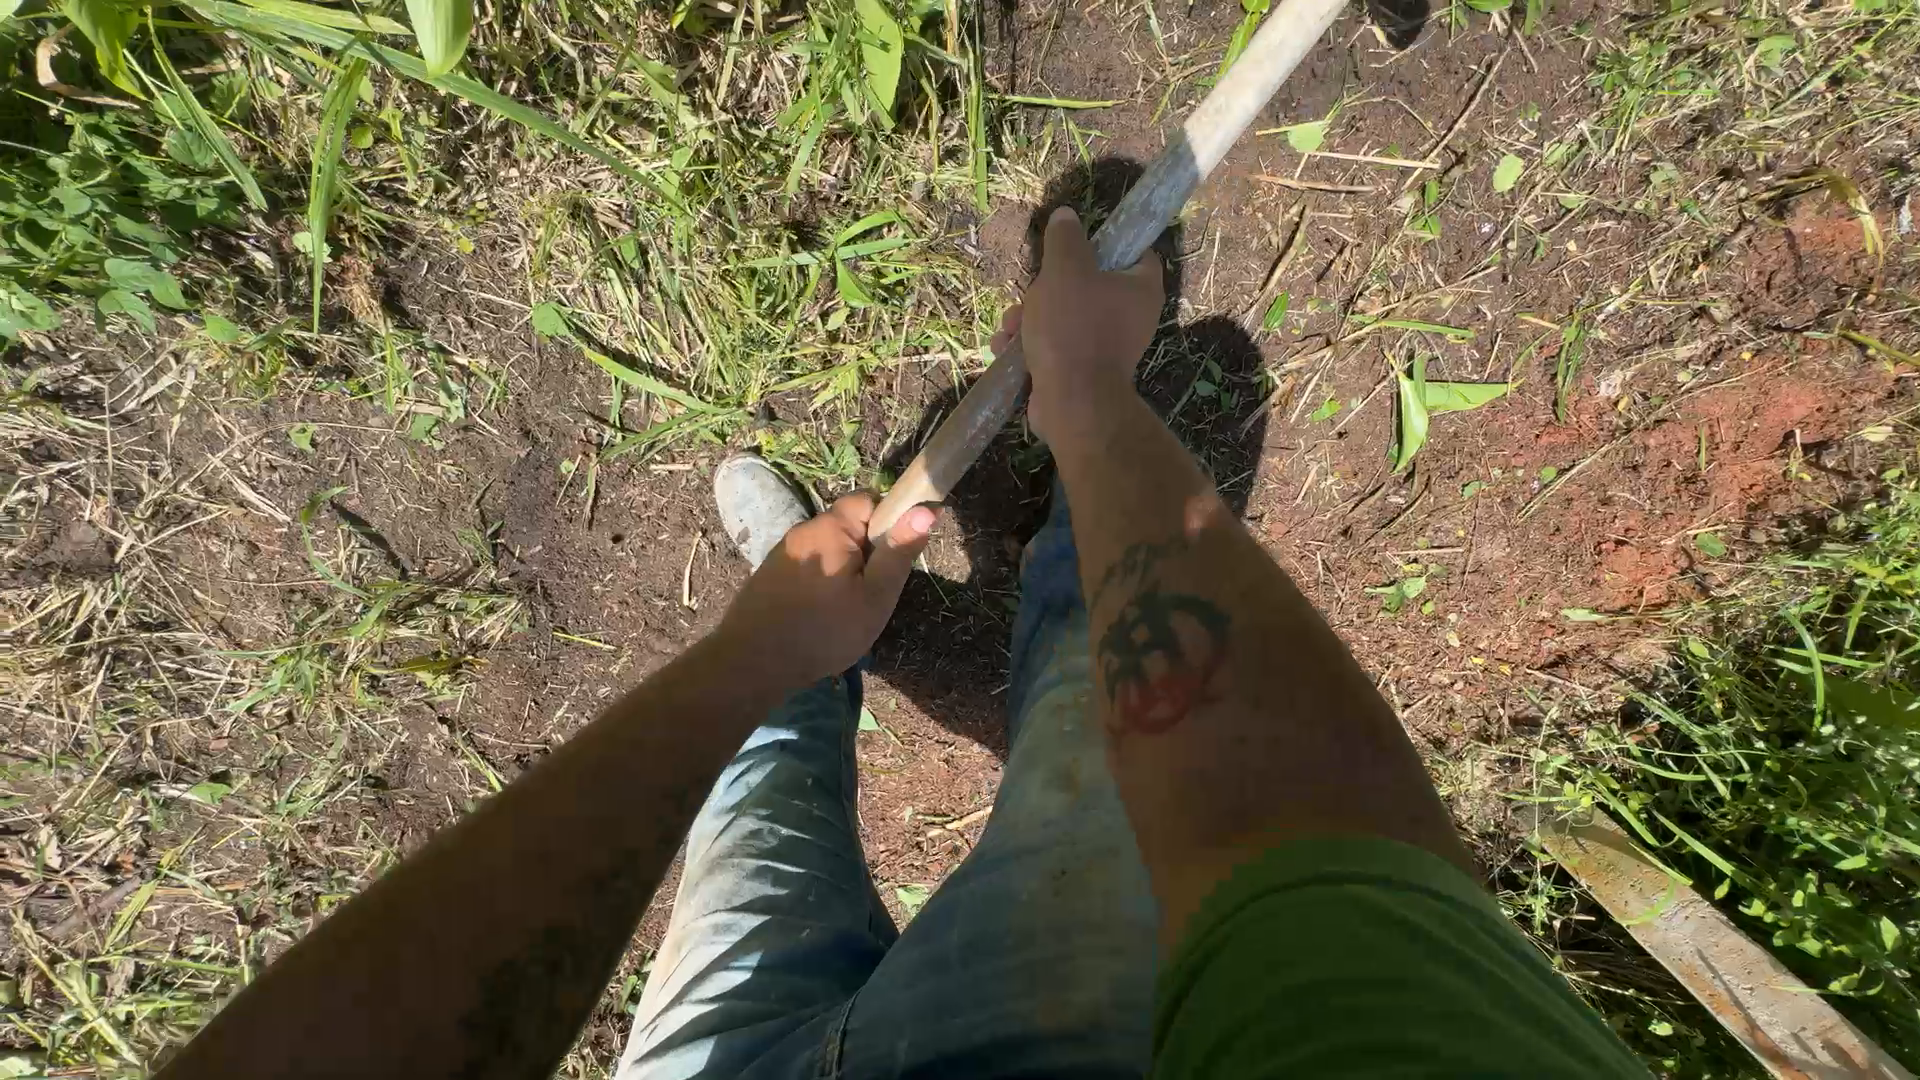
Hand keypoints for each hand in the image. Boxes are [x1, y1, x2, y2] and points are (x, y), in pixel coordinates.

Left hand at [715, 494, 935, 685]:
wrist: (752, 664)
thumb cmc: (824, 630)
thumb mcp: (875, 596)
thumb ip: (900, 551)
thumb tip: (927, 510)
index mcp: (832, 527)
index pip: (870, 500)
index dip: (889, 522)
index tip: (894, 558)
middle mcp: (804, 530)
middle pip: (849, 526)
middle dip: (867, 552)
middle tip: (873, 592)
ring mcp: (783, 552)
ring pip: (830, 549)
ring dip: (844, 570)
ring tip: (847, 610)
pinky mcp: (770, 575)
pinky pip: (810, 566)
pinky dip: (821, 583)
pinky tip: (821, 615)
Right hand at [1016, 206, 1163, 443]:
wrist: (1072, 403)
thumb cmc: (1074, 329)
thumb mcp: (1065, 270)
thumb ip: (1065, 239)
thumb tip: (1066, 217)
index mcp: (1140, 287)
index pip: (1132, 251)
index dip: (1103, 243)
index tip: (1072, 245)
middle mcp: (1129, 318)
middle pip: (1084, 285)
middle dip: (1044, 291)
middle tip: (1027, 297)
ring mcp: (1104, 348)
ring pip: (1061, 317)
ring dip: (1027, 320)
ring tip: (1009, 330)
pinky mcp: (1079, 372)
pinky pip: (1053, 347)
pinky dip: (1029, 347)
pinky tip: (1006, 350)